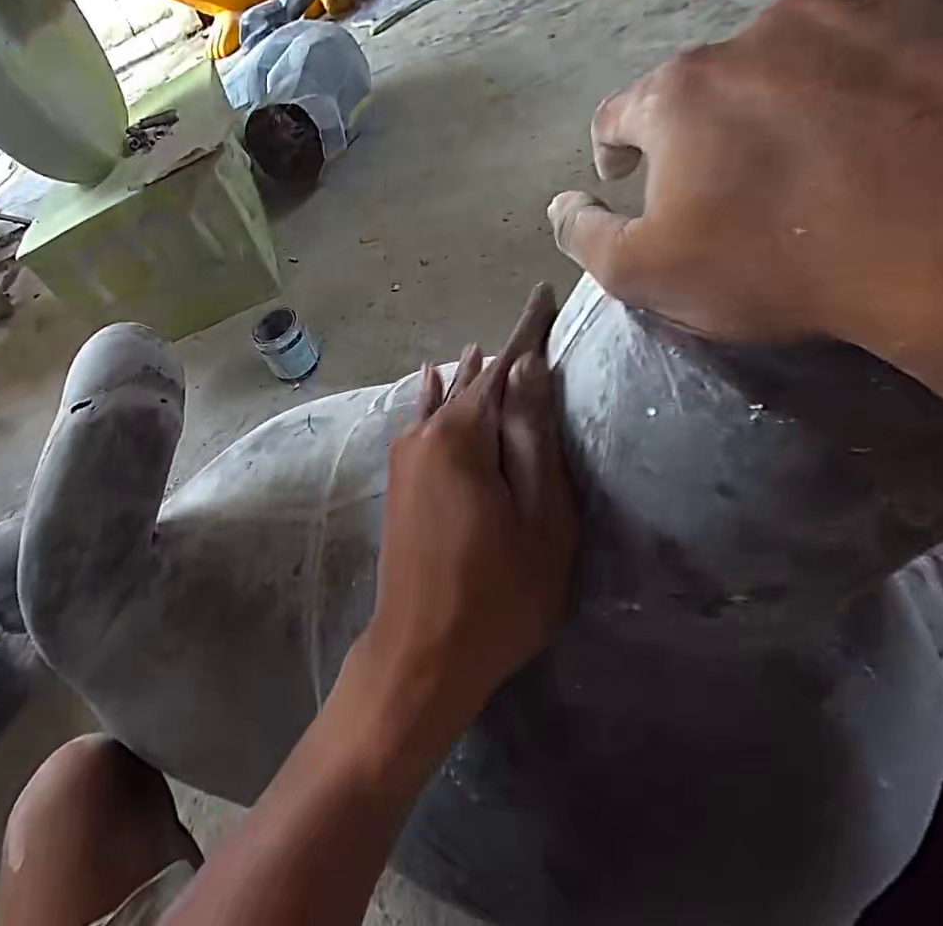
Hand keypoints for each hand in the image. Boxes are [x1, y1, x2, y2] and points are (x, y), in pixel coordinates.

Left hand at [362, 284, 578, 729]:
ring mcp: (402, 459)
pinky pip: (421, 426)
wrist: (423, 645)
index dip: (527, 335)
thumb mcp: (539, 516)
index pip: (499, 369)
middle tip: (532, 321)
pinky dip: (438, 405)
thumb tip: (527, 369)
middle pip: (467, 385)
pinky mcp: (398, 482)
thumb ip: (532, 438)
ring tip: (490, 350)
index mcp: (457, 436)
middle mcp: (419, 435)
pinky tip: (436, 389)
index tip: (544, 297)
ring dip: (467, 381)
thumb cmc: (499, 591)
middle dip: (499, 358)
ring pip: (439, 404)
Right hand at [546, 0, 942, 457]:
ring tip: (867, 150)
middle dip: (730, 123)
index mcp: (688, 89)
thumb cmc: (792, 266)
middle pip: (729, 76)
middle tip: (764, 180)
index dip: (621, 153)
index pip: (621, 114)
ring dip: (830, 88)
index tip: (642, 182)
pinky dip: (938, 63)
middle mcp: (783, 24)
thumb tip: (562, 203)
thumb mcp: (646, 276)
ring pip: (838, 43)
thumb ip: (583, 235)